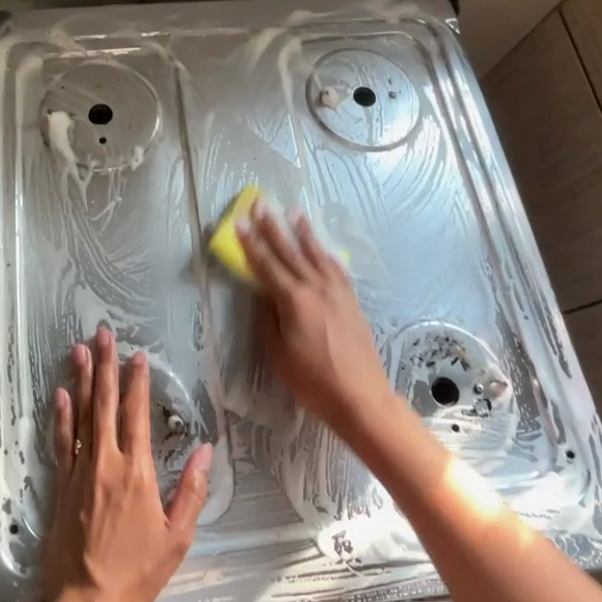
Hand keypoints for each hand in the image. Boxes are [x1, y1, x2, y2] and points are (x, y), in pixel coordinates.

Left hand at [45, 326, 213, 601]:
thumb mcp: (176, 537)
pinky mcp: (62, 485)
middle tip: (102, 334)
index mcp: (136, 472)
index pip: (136, 415)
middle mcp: (105, 463)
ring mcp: (79, 472)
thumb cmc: (136, 571)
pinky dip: (61, 416)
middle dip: (104, 366)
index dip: (136, 383)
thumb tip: (205, 449)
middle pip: (105, 404)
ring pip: (81, 416)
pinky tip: (59, 394)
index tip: (137, 356)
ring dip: (80, 380)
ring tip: (79, 349)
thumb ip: (191, 490)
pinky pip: (62, 442)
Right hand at [236, 203, 393, 433]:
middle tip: (262, 204)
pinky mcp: (352, 300)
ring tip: (294, 211)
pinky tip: (321, 246)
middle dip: (273, 227)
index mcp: (294, 300)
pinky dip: (324, 252)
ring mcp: (337, 291)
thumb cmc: (313, 382)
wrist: (361, 397)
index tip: (239, 222)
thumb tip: (264, 295)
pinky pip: (335, 267)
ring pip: (316, 253)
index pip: (267, 265)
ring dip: (303, 231)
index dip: (251, 243)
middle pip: (290, 251)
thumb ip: (268, 320)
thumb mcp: (279, 355)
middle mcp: (316, 287)